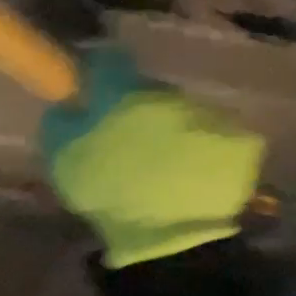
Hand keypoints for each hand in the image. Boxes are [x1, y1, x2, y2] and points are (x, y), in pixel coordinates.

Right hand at [39, 45, 264, 268]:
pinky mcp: (238, 144)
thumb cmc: (104, 189)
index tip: (85, 83)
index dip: (94, 69)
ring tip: (150, 154)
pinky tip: (179, 168)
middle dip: (130, 102)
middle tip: (115, 129)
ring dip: (162, 124)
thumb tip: (69, 105)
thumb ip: (60, 122)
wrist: (172, 233)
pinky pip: (206, 133)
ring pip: (177, 111)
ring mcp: (209, 118)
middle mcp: (170, 97)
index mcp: (123, 95)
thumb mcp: (57, 156)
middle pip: (146, 88)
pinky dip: (190, 144)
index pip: (108, 61)